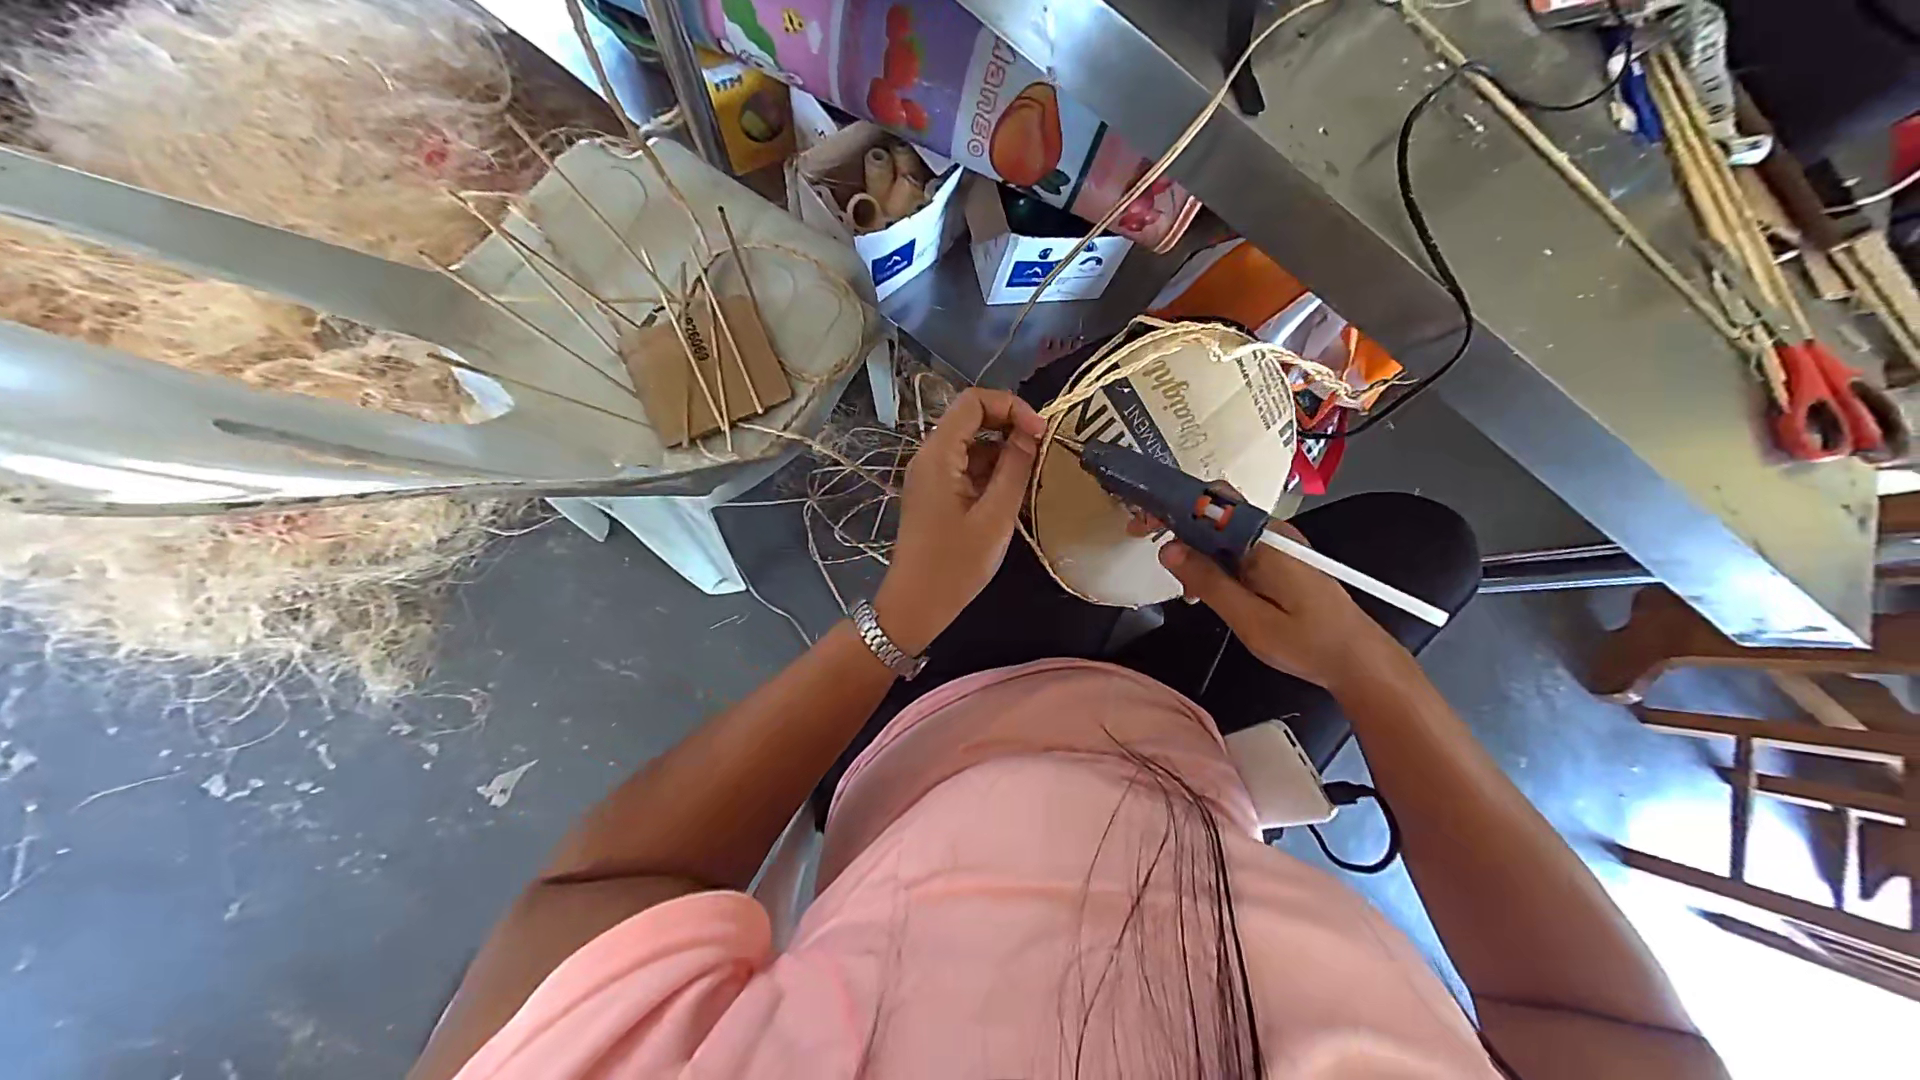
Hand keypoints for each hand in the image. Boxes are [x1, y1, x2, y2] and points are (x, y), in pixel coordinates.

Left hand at [872, 388, 1045, 655]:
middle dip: (1010, 426)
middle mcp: (929, 456)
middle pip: (971, 418)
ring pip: (971, 444)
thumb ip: (1015, 468)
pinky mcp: (935, 493)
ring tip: (1033, 474)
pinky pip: (965, 466)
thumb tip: (1031, 433)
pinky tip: (1012, 492)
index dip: (1011, 406)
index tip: (1041, 432)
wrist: (916, 605)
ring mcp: (930, 475)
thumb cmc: (956, 564)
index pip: (973, 401)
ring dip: (1003, 450)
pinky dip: (991, 470)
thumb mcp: (996, 516)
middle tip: (1042, 450)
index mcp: (938, 454)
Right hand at [1157, 523, 1406, 693]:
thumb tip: (1169, 550)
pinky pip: (1239, 547)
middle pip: (1216, 513)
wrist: (1360, 660)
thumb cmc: (1309, 644)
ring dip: (1198, 551)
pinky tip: (1211, 590)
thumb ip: (1208, 581)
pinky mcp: (1281, 558)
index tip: (1144, 523)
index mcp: (1266, 541)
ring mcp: (1280, 544)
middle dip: (1181, 530)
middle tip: (1160, 558)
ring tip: (1189, 590)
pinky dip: (1217, 561)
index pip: (1212, 502)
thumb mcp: (1249, 620)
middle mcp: (1274, 533)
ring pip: (1224, 532)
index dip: (1173, 507)